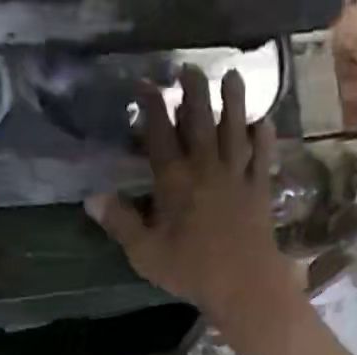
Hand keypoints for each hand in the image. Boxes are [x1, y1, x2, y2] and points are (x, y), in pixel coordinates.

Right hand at [85, 67, 299, 320]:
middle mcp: (205, 168)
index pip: (159, 133)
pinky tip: (264, 122)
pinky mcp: (259, 191)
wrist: (244, 284)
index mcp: (174, 180)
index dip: (151, 106)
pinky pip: (262, 157)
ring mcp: (236, 177)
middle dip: (193, 91)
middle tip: (188, 69)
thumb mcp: (146, 253)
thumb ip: (121, 223)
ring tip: (231, 76)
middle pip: (199, 120)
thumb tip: (92, 198)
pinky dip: (263, 138)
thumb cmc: (191, 271)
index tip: (145, 85)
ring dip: (232, 100)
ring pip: (234, 129)